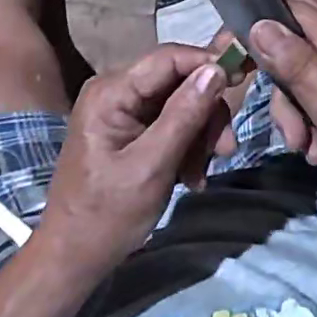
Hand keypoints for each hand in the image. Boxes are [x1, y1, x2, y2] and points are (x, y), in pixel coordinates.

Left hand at [39, 45, 232, 275]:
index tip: (243, 80)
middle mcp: (117, 89)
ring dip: (203, 132)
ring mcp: (126, 107)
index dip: (209, 63)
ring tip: (204, 168)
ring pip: (186, 99)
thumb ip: (184, 114)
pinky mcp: (135, 125)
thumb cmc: (106, 216)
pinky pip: (177, 118)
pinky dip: (191, 142)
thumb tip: (218, 69)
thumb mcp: (152, 166)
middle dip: (208, 111)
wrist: (73, 258)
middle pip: (182, 78)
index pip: (170, 57)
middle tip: (224, 147)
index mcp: (111, 93)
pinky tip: (192, 173)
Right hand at [248, 0, 316, 205]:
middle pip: (290, 45)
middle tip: (292, 134)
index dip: (255, 27)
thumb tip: (259, 24)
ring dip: (298, 113)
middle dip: (281, 90)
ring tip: (311, 149)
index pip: (287, 5)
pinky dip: (315, 119)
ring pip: (302, 74)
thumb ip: (297, 66)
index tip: (234, 65)